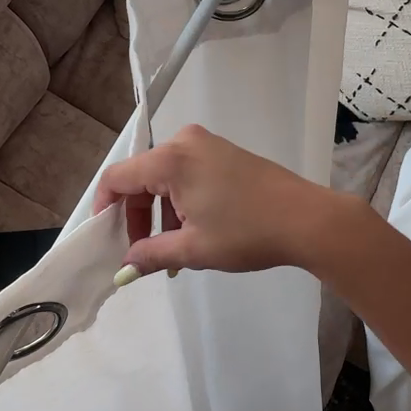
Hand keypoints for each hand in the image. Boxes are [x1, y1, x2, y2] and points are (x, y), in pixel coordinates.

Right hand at [92, 124, 361, 281]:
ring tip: (172, 252)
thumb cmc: (247, 233)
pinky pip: (185, 173)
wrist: (307, 220)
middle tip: (140, 254)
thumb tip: (124, 268)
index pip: (117, 177)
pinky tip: (192, 232)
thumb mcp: (194, 249)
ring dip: (159, 213)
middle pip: (140, 177)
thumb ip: (150, 255)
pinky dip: (179, 201)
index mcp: (170, 159)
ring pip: (163, 177)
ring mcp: (206, 144)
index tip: (103, 238)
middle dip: (136, 216)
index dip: (104, 207)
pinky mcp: (223, 152)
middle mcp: (183, 141)